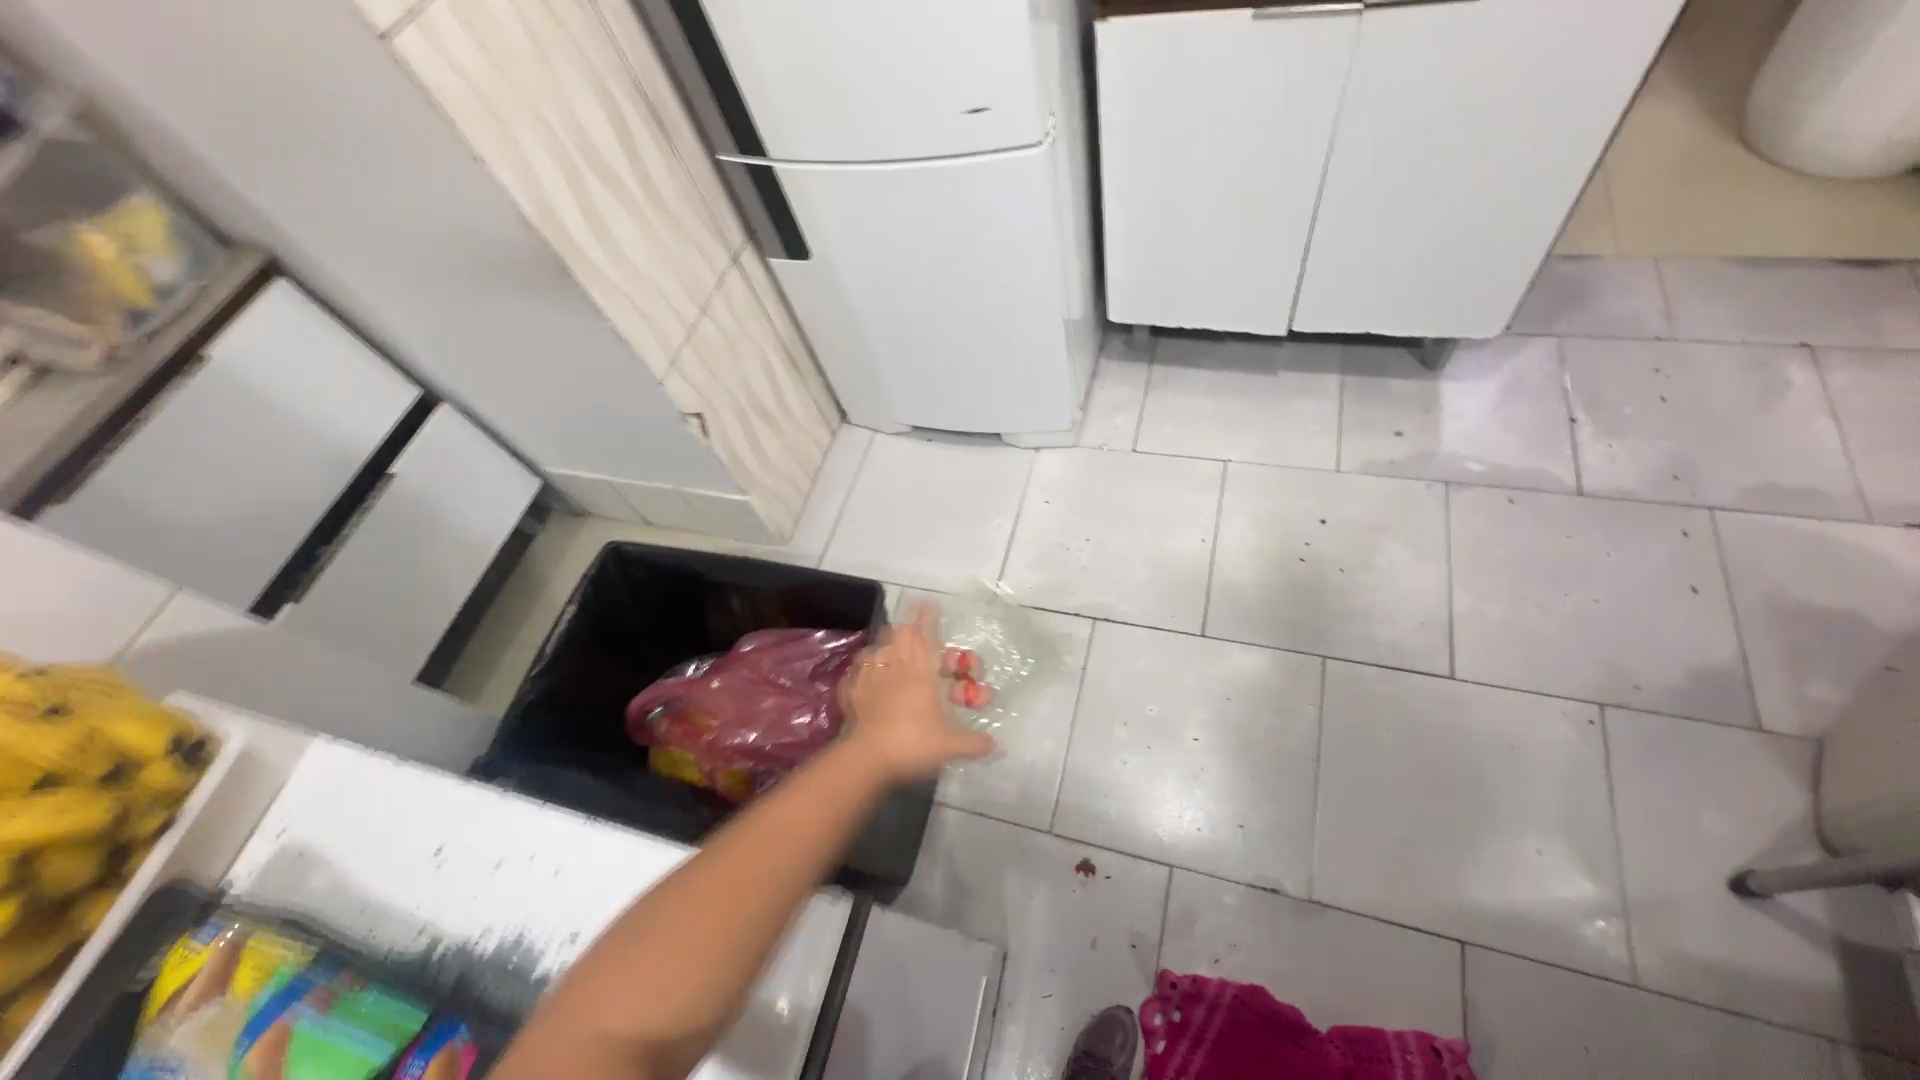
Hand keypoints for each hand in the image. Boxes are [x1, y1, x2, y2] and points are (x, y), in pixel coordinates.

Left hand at [841, 604, 994, 782]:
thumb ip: (976, 744)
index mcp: (921, 673)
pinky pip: (858, 673)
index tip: (930, 604)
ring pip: (878, 651)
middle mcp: (895, 668)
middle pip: (899, 636)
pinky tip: (863, 674)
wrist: (867, 758)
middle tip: (914, 627)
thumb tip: (998, 747)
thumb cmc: (914, 743)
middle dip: (908, 627)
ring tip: (890, 649)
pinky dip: (864, 669)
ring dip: (886, 646)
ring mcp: (870, 679)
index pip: (925, 636)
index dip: (928, 618)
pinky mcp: (852, 694)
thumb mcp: (951, 746)